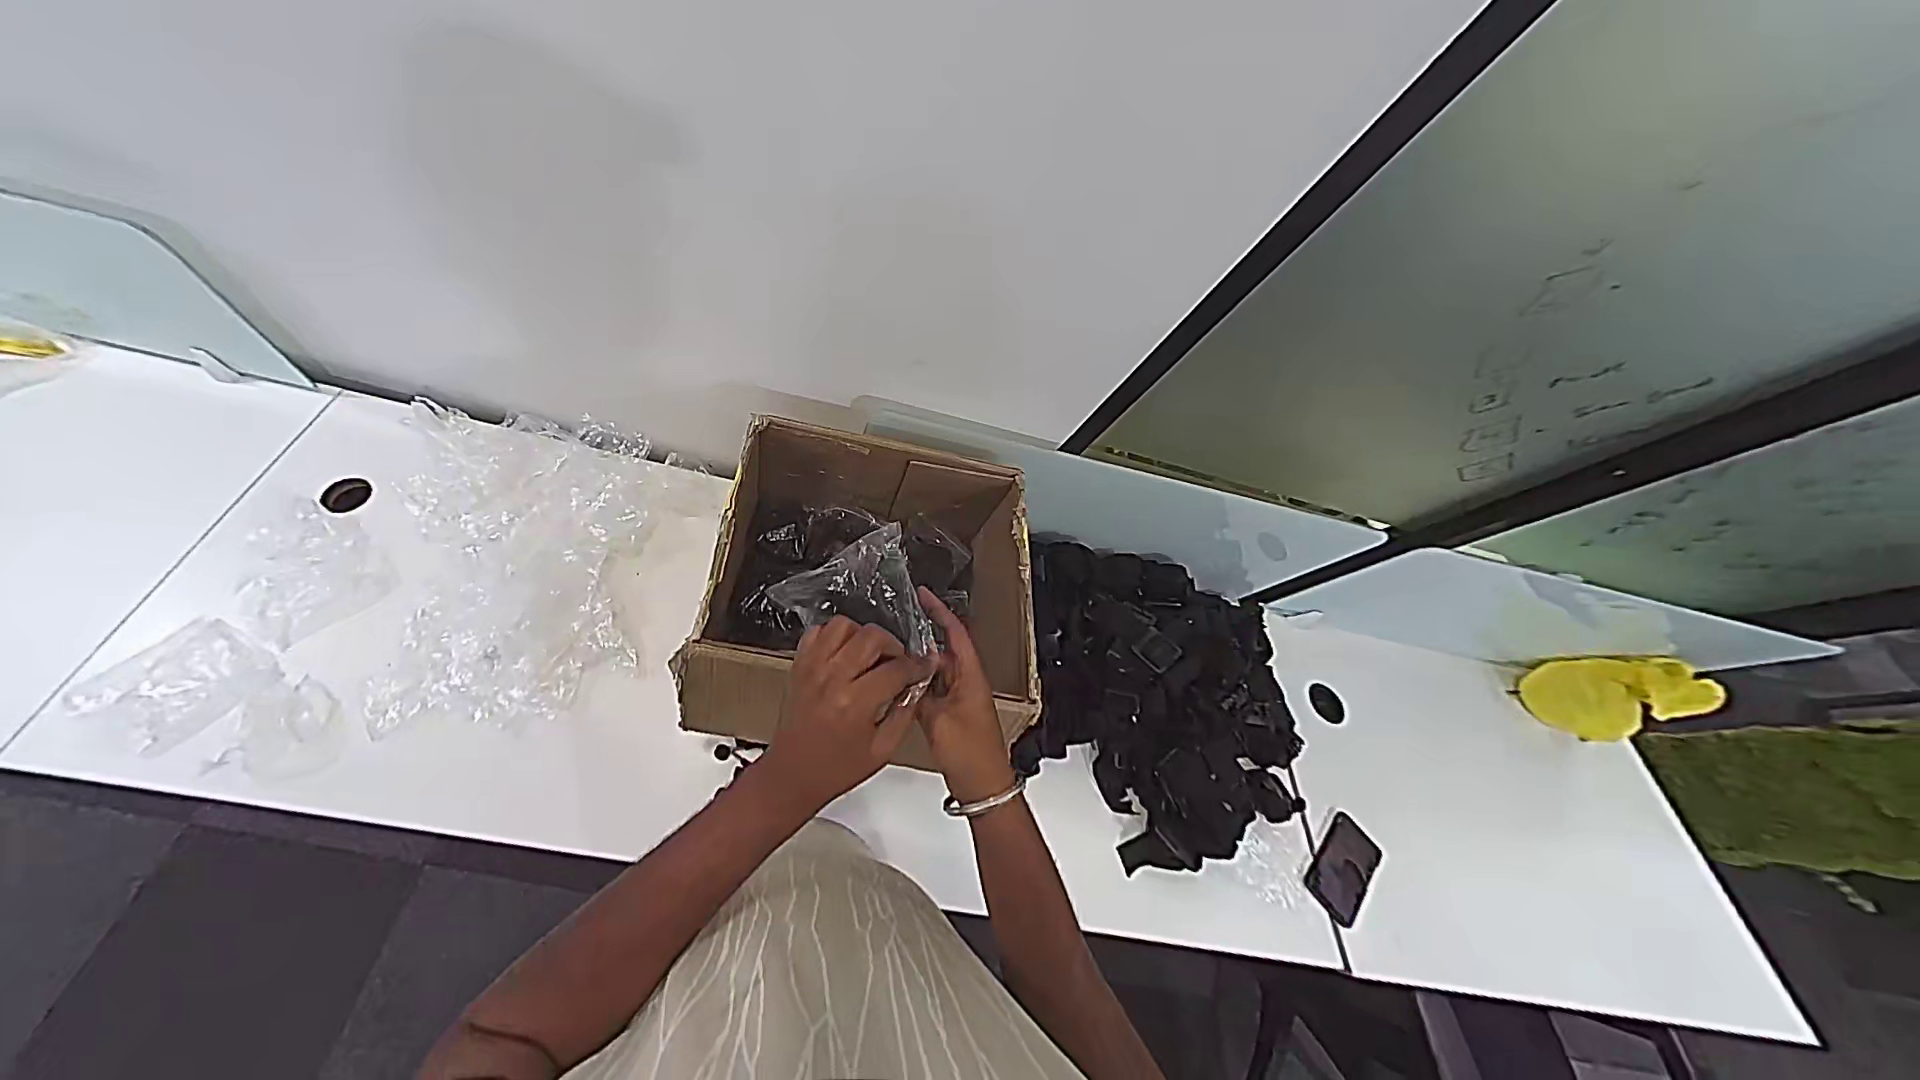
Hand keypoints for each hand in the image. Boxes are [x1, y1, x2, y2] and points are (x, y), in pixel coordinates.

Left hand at [758, 616, 934, 813]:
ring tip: (870, 655)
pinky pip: (817, 633)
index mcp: (854, 704)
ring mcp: (811, 669)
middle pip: (871, 636)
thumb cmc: (835, 768)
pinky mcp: (799, 666)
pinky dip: (834, 636)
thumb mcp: (882, 750)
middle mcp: (831, 680)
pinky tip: (844, 654)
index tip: (923, 667)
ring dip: (863, 636)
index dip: (917, 666)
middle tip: (897, 661)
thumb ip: (904, 714)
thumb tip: (916, 686)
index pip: (896, 668)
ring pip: (843, 625)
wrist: (792, 774)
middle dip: (893, 646)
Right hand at [917, 587, 1017, 802]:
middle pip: (944, 649)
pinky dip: (918, 683)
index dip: (940, 611)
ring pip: (936, 669)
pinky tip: (900, 683)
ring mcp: (959, 697)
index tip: (924, 595)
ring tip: (893, 650)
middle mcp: (967, 682)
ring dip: (918, 661)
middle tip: (898, 623)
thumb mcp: (938, 720)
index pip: (956, 633)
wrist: (983, 786)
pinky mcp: (951, 712)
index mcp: (971, 676)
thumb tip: (906, 675)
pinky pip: (932, 688)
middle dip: (923, 635)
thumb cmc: (971, 755)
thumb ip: (920, 693)